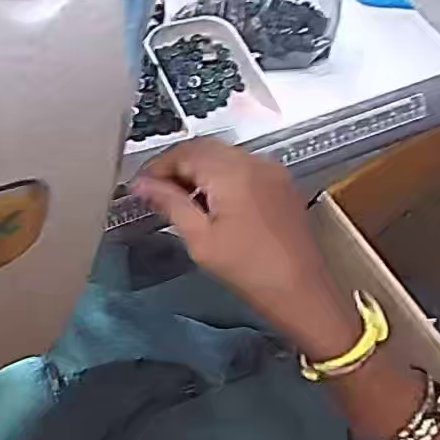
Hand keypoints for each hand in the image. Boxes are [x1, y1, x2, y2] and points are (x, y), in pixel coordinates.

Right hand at [133, 138, 361, 357]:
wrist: (301, 291)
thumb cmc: (246, 269)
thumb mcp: (200, 238)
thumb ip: (169, 203)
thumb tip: (140, 185)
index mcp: (232, 171)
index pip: (184, 152)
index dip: (156, 166)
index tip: (138, 187)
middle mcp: (253, 161)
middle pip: (204, 148)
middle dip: (175, 165)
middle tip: (153, 192)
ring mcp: (270, 170)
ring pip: (223, 155)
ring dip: (196, 169)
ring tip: (177, 199)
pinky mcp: (280, 183)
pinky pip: (241, 167)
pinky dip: (218, 176)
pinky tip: (208, 202)